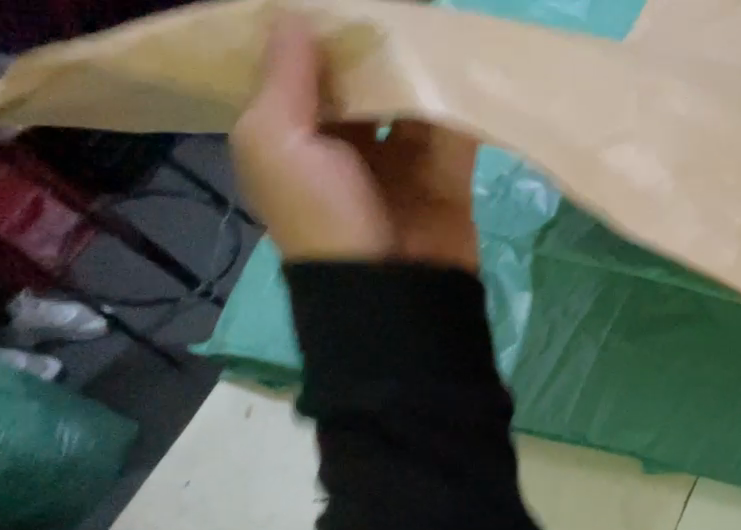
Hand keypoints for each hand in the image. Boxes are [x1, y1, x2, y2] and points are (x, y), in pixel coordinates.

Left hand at [231, 15, 480, 271]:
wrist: (391, 290)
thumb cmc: (322, 214)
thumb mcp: (277, 139)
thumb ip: (286, 76)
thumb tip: (296, 14)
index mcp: (294, 134)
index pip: (305, 71)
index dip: (320, 35)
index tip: (340, 5)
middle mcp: (347, 144)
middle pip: (362, 83)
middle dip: (376, 48)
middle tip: (398, 9)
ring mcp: (402, 164)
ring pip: (410, 104)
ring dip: (420, 71)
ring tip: (432, 27)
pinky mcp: (448, 181)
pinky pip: (454, 136)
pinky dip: (459, 107)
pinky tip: (462, 71)